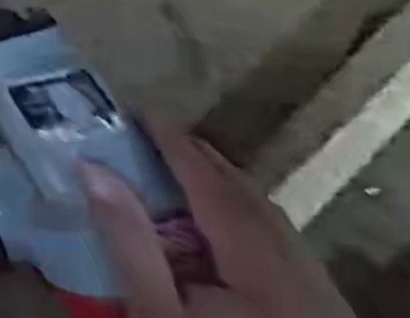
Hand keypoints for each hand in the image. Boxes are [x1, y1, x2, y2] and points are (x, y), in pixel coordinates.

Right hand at [79, 128, 354, 317]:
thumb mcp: (152, 307)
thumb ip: (127, 238)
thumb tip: (90, 166)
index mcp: (263, 273)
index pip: (216, 191)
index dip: (178, 147)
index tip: (141, 111)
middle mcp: (303, 277)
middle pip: (252, 202)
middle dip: (201, 161)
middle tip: (149, 131)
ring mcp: (320, 297)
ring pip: (271, 222)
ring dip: (220, 186)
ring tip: (172, 163)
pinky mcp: (317, 310)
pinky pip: (280, 244)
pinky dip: (240, 215)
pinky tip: (207, 218)